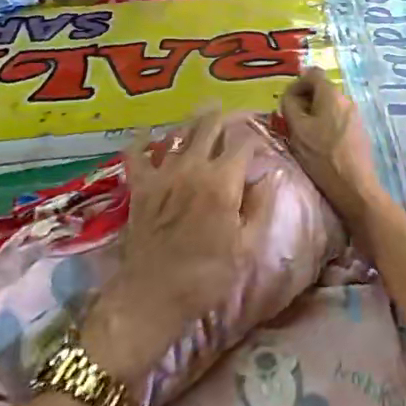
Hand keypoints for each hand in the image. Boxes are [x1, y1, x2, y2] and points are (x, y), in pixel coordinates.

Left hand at [83, 108, 277, 390]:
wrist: (153, 294)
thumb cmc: (207, 275)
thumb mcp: (246, 246)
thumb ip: (259, 206)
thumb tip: (268, 175)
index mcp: (223, 180)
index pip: (243, 144)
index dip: (254, 138)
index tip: (260, 138)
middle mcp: (193, 167)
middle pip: (209, 128)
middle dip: (223, 117)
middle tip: (230, 111)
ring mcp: (163, 173)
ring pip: (178, 134)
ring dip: (192, 122)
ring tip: (201, 111)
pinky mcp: (140, 185)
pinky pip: (138, 153)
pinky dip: (143, 140)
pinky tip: (147, 132)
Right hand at [279, 68, 389, 229]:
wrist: (354, 187)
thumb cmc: (322, 156)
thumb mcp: (297, 129)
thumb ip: (290, 105)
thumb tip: (290, 96)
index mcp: (331, 94)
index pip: (312, 73)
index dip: (296, 84)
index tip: (287, 103)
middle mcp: (347, 99)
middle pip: (321, 90)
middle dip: (305, 101)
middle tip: (292, 121)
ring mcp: (356, 115)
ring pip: (329, 106)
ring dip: (315, 114)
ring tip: (305, 135)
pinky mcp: (359, 131)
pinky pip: (339, 119)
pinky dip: (327, 125)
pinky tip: (321, 145)